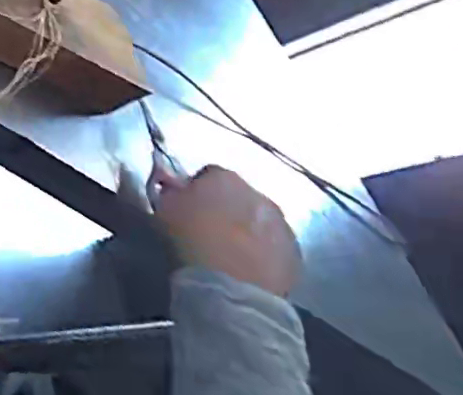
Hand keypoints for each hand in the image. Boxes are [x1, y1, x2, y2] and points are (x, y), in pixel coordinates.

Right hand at [154, 166, 301, 297]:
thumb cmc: (191, 239)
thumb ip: (171, 189)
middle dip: (227, 206)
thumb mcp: (165, 207)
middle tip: (210, 227)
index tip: (189, 205)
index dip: (198, 189)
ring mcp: (282, 225)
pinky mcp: (296, 254)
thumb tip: (172, 183)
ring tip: (231, 248)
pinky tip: (248, 264)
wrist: (232, 288)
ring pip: (260, 219)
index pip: (209, 173)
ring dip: (248, 227)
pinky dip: (264, 250)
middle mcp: (258, 194)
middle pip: (239, 195)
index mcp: (225, 177)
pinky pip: (275, 244)